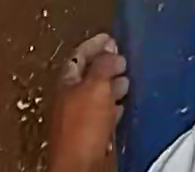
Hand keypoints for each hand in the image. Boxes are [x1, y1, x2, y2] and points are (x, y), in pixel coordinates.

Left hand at [48, 33, 128, 171]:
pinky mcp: (88, 138)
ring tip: (127, 81)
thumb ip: (103, 66)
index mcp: (67, 80)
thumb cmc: (84, 126)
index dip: (95, 44)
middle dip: (106, 64)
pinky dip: (113, 107)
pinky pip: (102, 115)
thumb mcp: (96, 87)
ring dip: (112, 86)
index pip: (80, 54)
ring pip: (96, 95)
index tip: (110, 37)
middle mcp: (70, 97)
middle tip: (123, 58)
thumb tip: (111, 50)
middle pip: (89, 74)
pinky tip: (122, 108)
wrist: (79, 170)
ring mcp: (78, 118)